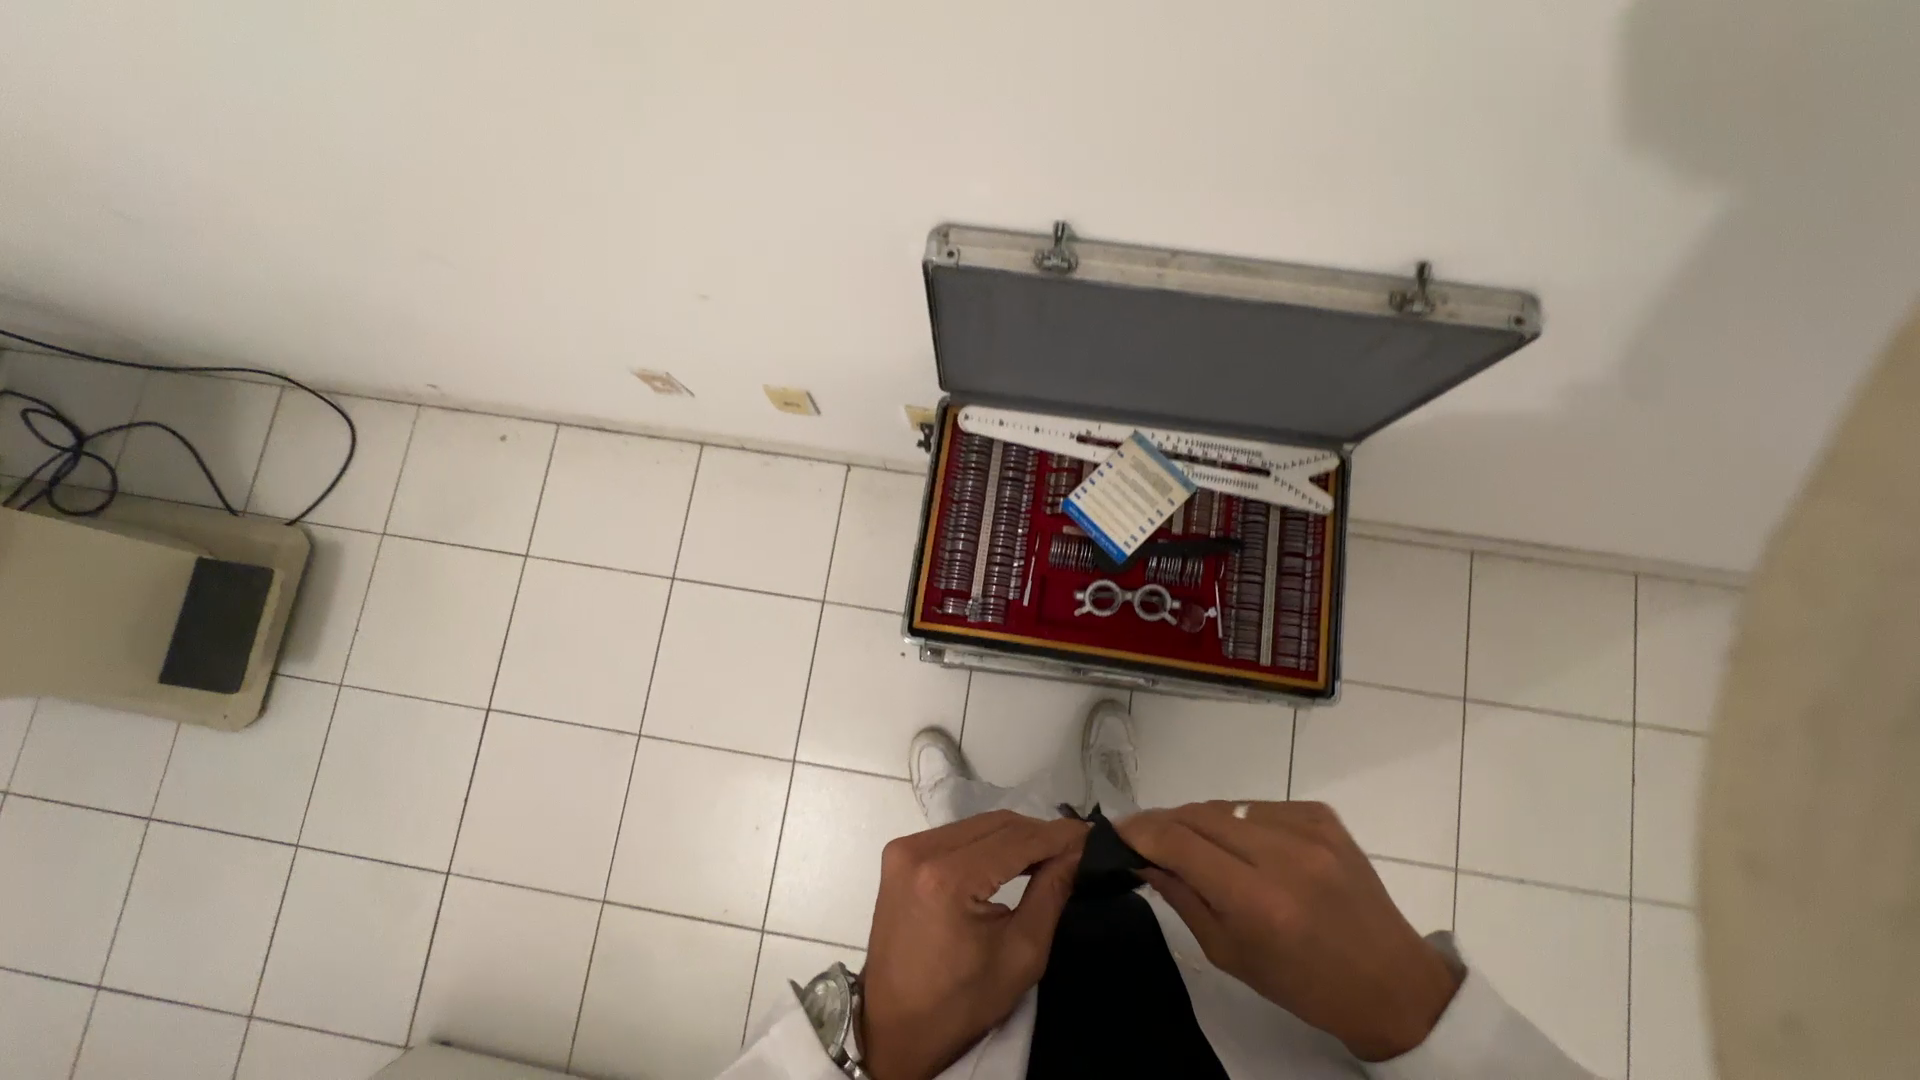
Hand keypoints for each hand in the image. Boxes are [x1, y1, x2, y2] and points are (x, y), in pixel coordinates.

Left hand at [860, 810, 1086, 1079]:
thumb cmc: (962, 1001)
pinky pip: (956, 835)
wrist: (895, 1027)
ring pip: (977, 825)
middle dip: (1038, 834)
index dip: (1058, 834)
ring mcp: (904, 850)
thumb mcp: (1022, 953)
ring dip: (1014, 837)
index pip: (1016, 839)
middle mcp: (921, 851)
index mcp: (947, 878)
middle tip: (1074, 849)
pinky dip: (986, 843)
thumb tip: (1078, 849)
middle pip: (996, 824)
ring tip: (1047, 856)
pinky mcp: (899, 855)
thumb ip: (1051, 891)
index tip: (1092, 835)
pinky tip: (1010, 860)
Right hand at [1118, 801, 1461, 1061]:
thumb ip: (1181, 896)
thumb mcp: (1229, 953)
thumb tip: (1141, 857)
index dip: (1140, 832)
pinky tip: (1244, 847)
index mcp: (1259, 900)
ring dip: (1199, 822)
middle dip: (1163, 822)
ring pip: (1225, 805)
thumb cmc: (1303, 984)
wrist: (1391, 982)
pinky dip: (1238, 821)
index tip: (1116, 835)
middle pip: (1198, 814)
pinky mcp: (1323, 815)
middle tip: (1144, 838)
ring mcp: (1308, 828)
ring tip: (1195, 846)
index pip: (1179, 842)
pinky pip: (1259, 806)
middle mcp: (1284, 853)